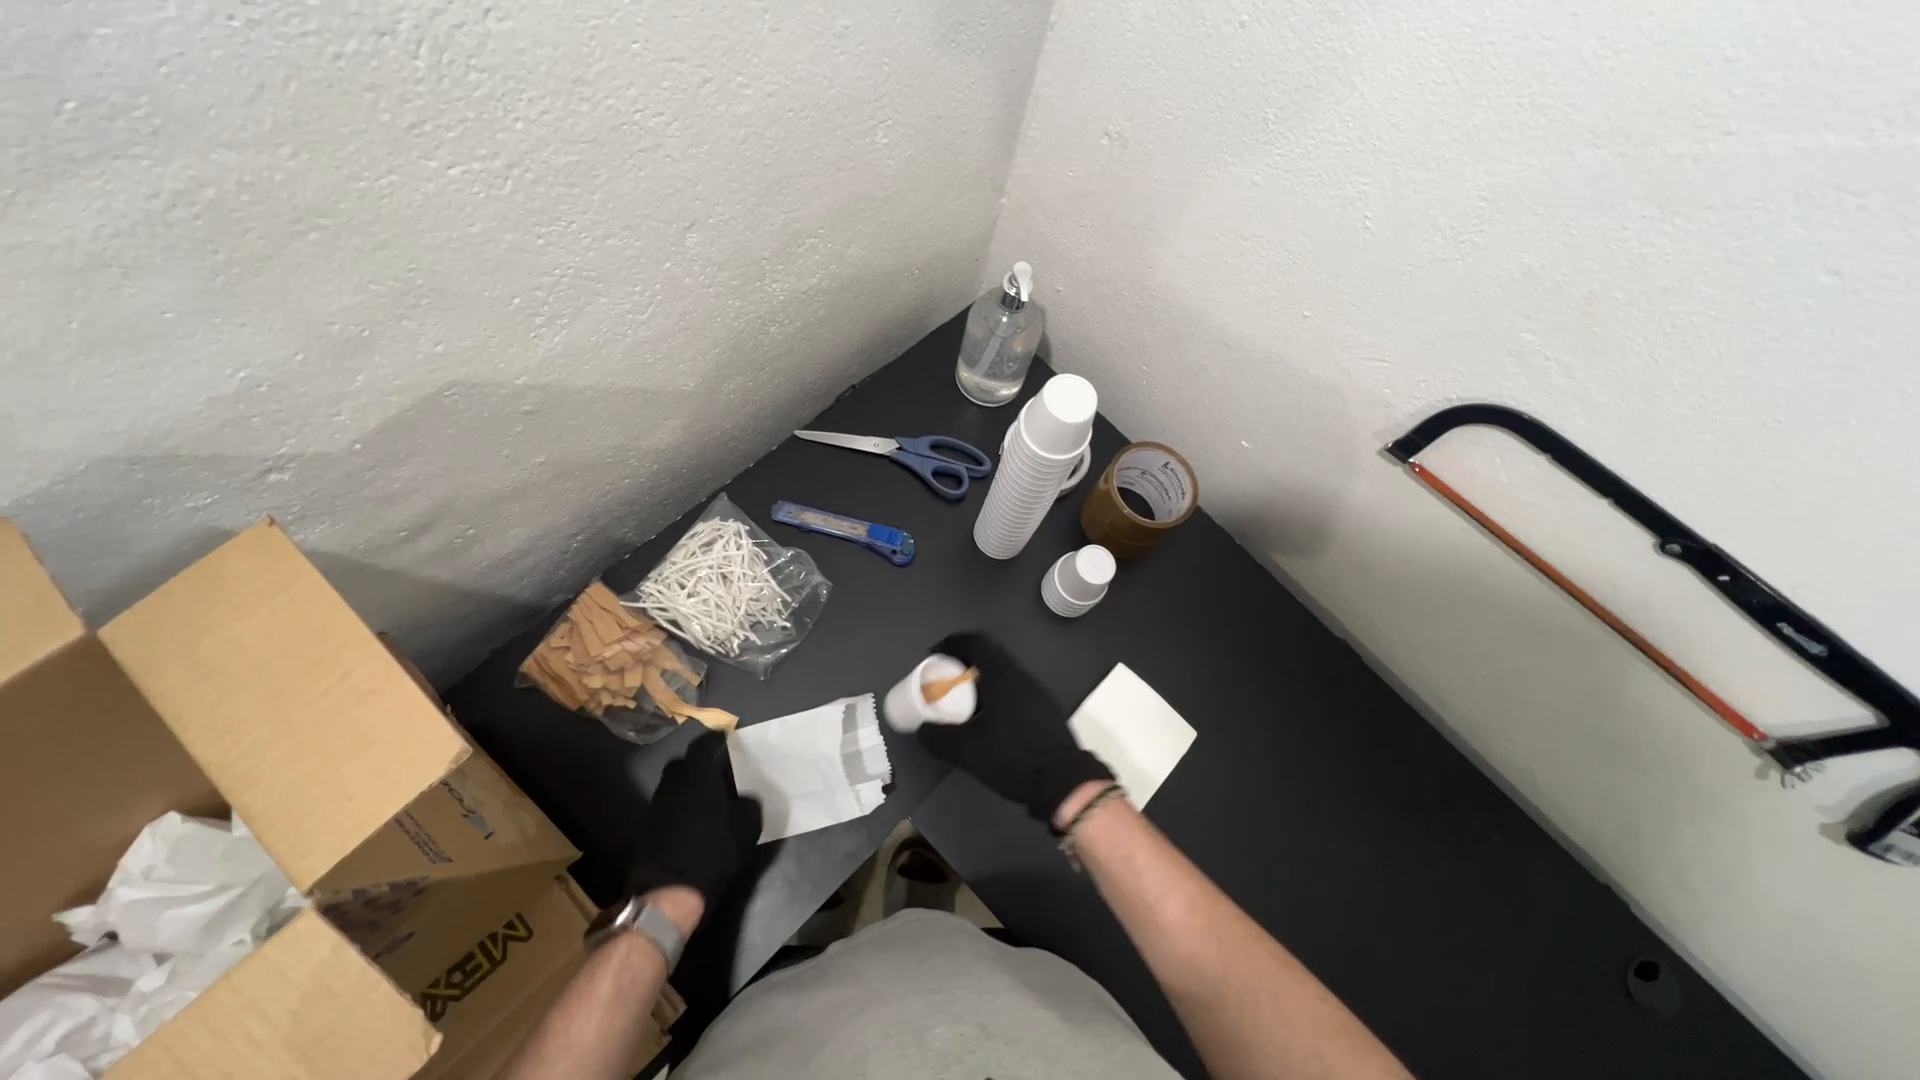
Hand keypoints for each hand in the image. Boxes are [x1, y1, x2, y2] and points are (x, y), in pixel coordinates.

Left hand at [628, 731, 762, 903]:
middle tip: (719, 771)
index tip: (727, 739)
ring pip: (675, 783)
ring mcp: (658, 803)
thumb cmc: (715, 850)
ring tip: (708, 796)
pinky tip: (695, 818)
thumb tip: (744, 797)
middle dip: (700, 763)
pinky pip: (669, 803)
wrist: (671, 889)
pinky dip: (681, 804)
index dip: (716, 739)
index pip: (704, 743)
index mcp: (699, 774)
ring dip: (689, 785)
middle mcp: (674, 781)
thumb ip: (748, 802)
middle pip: (685, 762)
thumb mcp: (748, 825)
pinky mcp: (649, 824)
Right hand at [917, 632, 1113, 822]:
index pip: (975, 642)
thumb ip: (939, 737)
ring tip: (962, 704)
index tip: (933, 657)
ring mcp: (1038, 693)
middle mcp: (1022, 677)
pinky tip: (988, 722)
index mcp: (1003, 676)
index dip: (951, 644)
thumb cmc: (1012, 756)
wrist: (1063, 782)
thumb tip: (922, 730)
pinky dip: (996, 697)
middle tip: (944, 683)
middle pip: (989, 658)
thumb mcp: (967, 750)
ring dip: (981, 683)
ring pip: (1003, 676)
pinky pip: (1015, 692)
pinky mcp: (1046, 711)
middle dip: (963, 665)